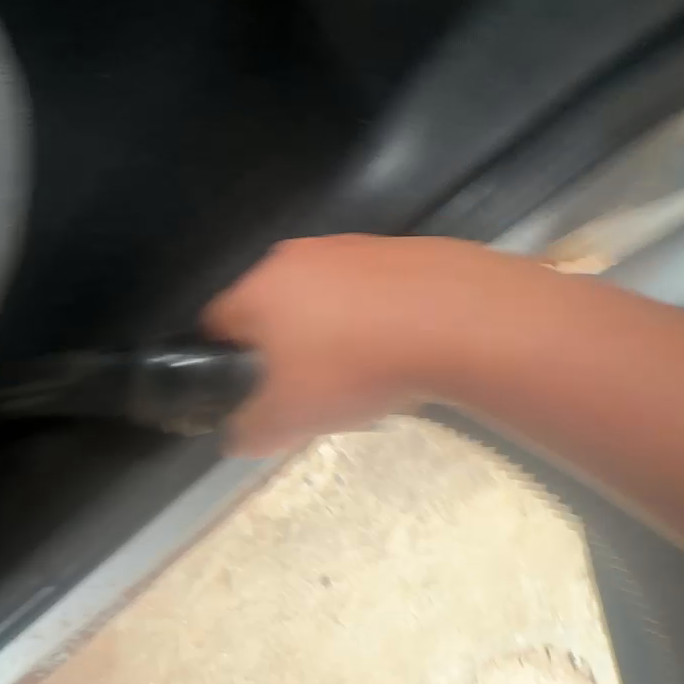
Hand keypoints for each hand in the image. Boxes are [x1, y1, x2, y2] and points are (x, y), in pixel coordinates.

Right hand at [202, 234, 553, 454]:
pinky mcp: (404, 248)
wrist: (469, 323)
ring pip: (320, 297)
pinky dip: (374, 318)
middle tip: (301, 386)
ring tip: (357, 371)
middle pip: (268, 308)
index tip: (245, 387)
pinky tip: (398, 350)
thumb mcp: (287, 422)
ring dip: (328, 330)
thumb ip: (248, 433)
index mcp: (256, 291)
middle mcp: (294, 258)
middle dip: (278, 345)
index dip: (222, 360)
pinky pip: (369, 290)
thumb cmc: (355, 368)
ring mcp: (352, 246)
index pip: (215, 323)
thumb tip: (239, 437)